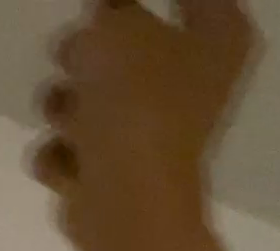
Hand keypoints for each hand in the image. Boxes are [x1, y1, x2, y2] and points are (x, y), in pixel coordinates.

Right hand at [29, 0, 258, 250]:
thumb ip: (108, 12)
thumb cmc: (135, 107)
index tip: (103, 3)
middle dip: (91, 52)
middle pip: (131, 48)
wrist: (124, 202)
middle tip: (69, 53)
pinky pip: (74, 152)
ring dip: (66, 104)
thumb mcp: (117, 32)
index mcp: (218, 38)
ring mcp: (151, 135)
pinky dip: (61, 156)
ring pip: (95, 101)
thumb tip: (102, 14)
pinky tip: (63, 162)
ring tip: (61, 114)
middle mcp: (192, 84)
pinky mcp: (113, 175)